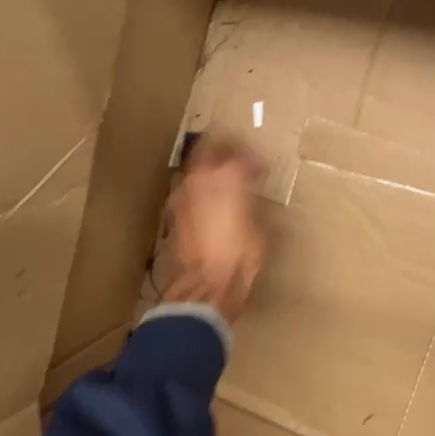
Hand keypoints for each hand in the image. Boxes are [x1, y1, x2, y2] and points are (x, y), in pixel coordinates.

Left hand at [161, 139, 266, 320]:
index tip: (262, 168)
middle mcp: (201, 178)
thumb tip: (251, 198)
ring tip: (220, 179)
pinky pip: (188, 191)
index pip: (243, 156)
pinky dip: (198, 191)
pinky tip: (208, 202)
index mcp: (229, 177)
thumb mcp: (260, 229)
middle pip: (209, 150)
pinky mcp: (172, 213)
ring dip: (207, 170)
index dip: (254, 161)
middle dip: (223, 151)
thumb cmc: (241, 257)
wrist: (206, 284)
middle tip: (236, 159)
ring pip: (195, 169)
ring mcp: (183, 194)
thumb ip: (252, 204)